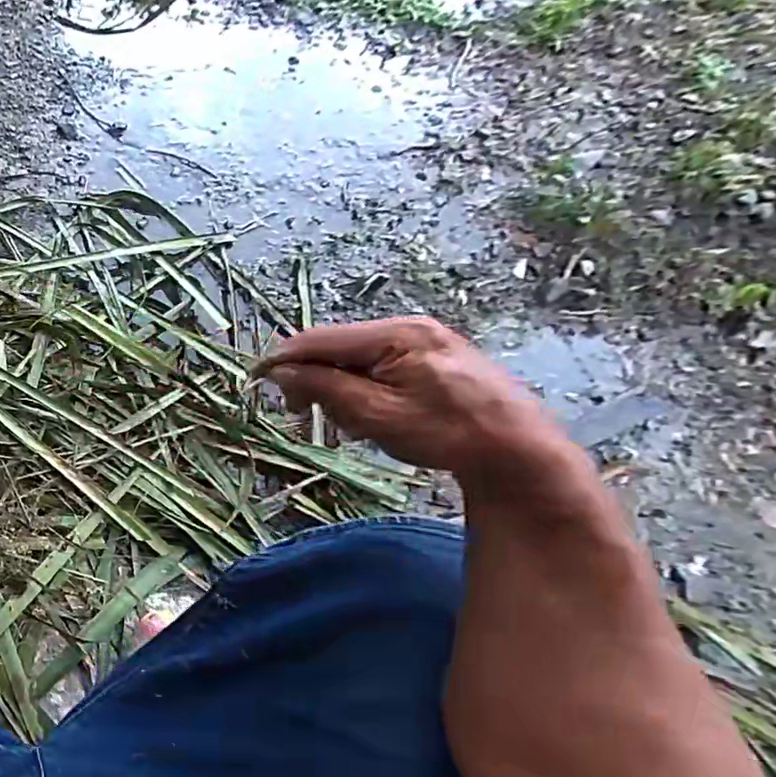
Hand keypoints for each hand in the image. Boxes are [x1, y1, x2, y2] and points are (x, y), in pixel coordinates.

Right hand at [252, 317, 568, 478]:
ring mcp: (421, 338)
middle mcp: (407, 326)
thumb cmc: (447, 433)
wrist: (519, 450)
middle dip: (311, 377)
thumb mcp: (375, 414)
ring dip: (335, 385)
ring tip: (349, 421)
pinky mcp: (430, 354)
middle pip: (333, 346)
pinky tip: (369, 412)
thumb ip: (324, 387)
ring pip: (351, 356)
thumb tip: (279, 371)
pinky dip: (358, 386)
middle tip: (304, 413)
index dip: (281, 359)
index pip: (317, 340)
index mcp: (395, 335)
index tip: (256, 381)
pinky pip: (375, 363)